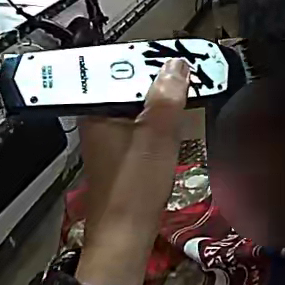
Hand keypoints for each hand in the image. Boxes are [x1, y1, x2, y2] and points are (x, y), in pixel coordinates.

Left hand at [75, 60, 189, 284]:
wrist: (126, 237)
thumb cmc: (135, 183)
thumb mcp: (157, 134)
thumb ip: (167, 95)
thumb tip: (177, 62)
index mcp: (95, 111)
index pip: (114, 69)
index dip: (142, 57)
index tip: (171, 48)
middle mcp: (97, 121)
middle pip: (127, 86)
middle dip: (155, 74)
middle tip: (187, 63)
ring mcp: (110, 139)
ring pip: (136, 105)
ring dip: (160, 94)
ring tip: (189, 81)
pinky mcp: (123, 155)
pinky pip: (142, 122)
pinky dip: (160, 114)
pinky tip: (180, 113)